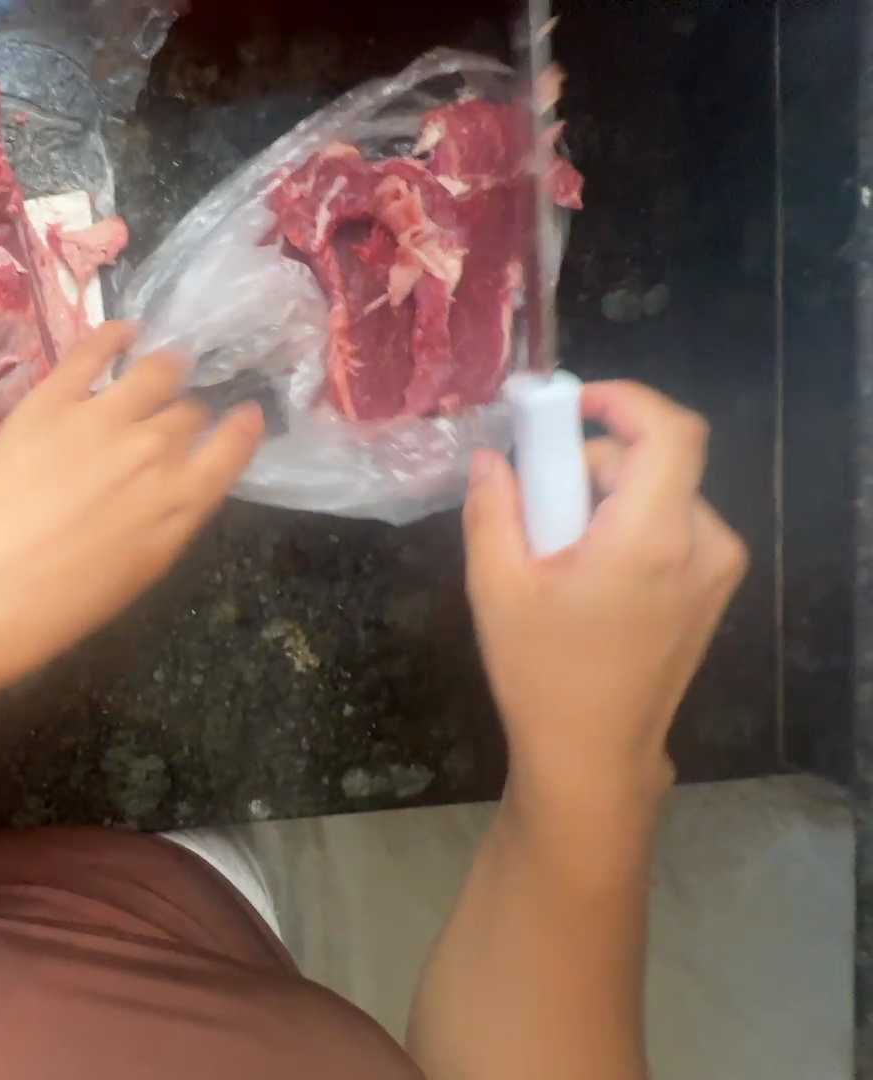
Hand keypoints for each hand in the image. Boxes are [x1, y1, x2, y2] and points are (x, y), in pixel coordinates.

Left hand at [0, 321, 264, 685]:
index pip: (230, 448)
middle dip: (184, 413)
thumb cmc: (63, 603)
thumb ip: (166, 518)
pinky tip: (124, 331)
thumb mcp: (139, 570)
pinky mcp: (53, 401)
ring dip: (164, 369)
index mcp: (183, 501)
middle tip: (172, 412)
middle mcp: (155, 450)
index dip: (240, 428)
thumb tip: (172, 486)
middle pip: (186, 413)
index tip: (244, 414)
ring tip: (163, 363)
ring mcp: (104, 419)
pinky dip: (114, 335)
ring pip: (155, 373)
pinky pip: (92, 351)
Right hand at [463, 381, 746, 810]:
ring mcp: (716, 567)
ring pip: (654, 496)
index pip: (668, 434)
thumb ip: (492, 511)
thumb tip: (491, 458)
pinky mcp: (710, 587)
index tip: (563, 402)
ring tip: (544, 556)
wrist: (592, 746)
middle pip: (650, 465)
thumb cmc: (538, 667)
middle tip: (522, 511)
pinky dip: (614, 526)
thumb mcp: (494, 586)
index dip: (621, 400)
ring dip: (595, 500)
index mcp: (649, 538)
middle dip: (581, 468)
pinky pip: (663, 527)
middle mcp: (703, 542)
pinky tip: (576, 573)